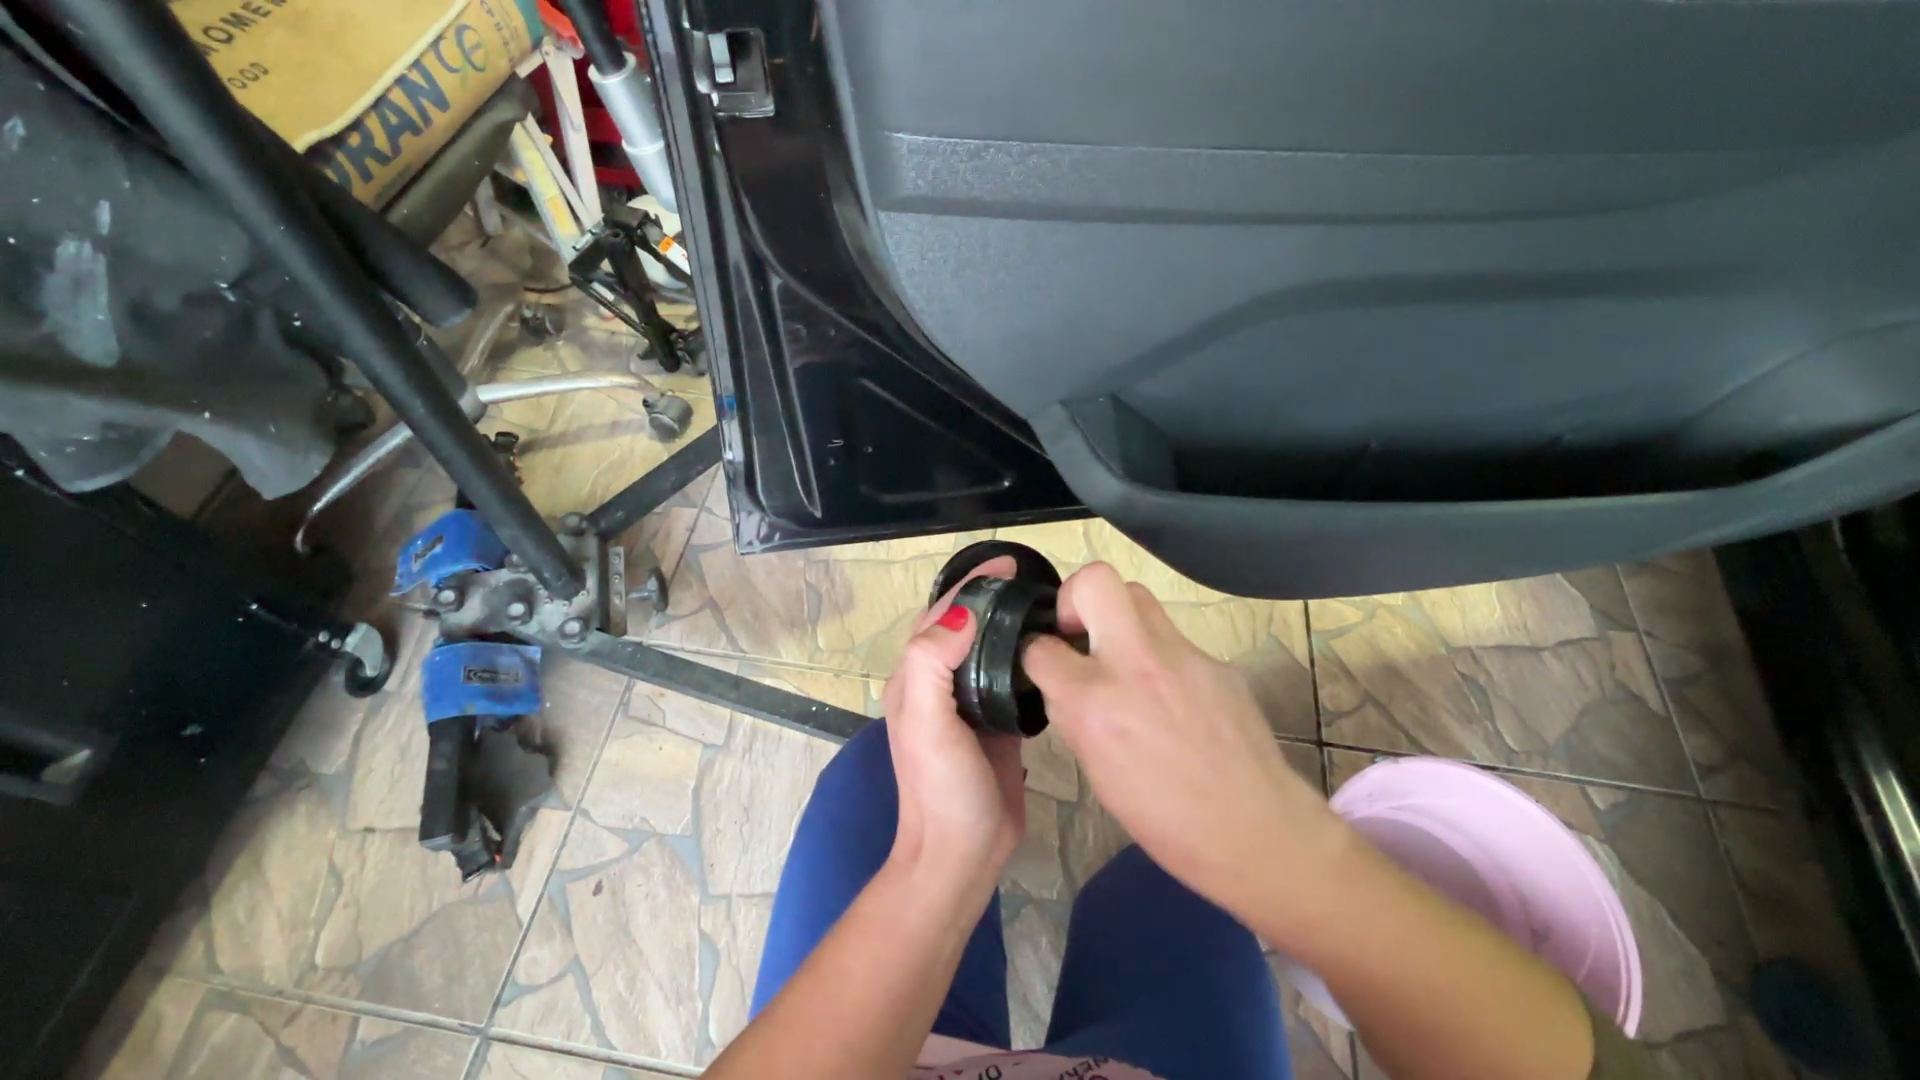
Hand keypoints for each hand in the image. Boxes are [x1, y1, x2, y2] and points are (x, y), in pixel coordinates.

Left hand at [881, 556, 1025, 886]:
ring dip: (1010, 624)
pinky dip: (1025, 658)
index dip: (971, 585)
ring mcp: (969, 705)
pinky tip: (1052, 652)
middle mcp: (939, 685)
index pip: (940, 614)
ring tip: (1048, 606)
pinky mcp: (996, 724)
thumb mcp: (927, 721)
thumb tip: (963, 613)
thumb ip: (932, 662)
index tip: (1010, 563)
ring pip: (987, 650)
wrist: (963, 852)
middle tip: (1036, 581)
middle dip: (992, 597)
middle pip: (963, 626)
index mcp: (915, 678)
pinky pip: (1008, 678)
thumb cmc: (941, 787)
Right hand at [1023, 562, 1343, 918]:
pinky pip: (1174, 640)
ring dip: (1118, 618)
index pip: (1041, 647)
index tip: (1045, 663)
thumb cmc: (1164, 820)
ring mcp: (1182, 656)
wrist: (1254, 830)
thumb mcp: (1096, 771)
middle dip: (1075, 597)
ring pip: (1139, 597)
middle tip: (1079, 632)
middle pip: (1096, 581)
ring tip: (1122, 657)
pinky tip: (1172, 697)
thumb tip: (1065, 685)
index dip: (1035, 653)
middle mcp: (1135, 664)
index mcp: (1094, 703)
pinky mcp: (1216, 661)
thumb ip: (1075, 714)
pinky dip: (1160, 657)